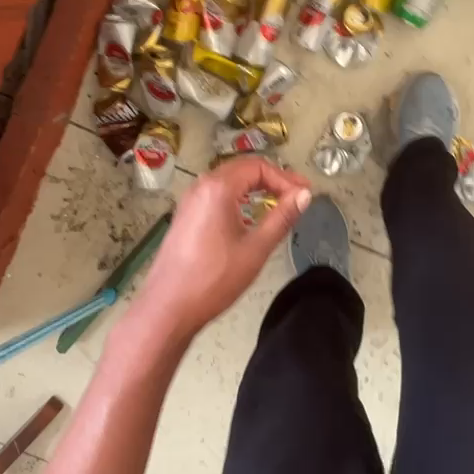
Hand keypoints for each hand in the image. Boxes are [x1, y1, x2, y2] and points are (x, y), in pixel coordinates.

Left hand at [129, 157, 312, 343]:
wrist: (168, 307)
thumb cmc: (215, 278)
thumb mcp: (256, 248)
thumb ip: (282, 217)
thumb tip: (305, 195)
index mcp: (218, 188)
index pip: (258, 167)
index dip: (285, 178)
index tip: (305, 194)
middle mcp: (201, 187)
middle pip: (242, 169)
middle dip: (272, 179)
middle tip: (297, 195)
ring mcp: (189, 201)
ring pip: (228, 182)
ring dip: (255, 188)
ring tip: (279, 203)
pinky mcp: (185, 216)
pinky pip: (216, 196)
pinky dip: (238, 198)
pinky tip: (250, 216)